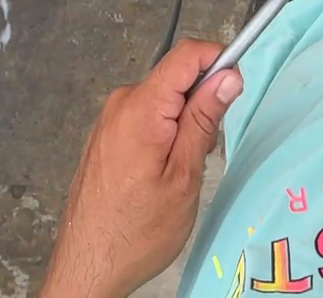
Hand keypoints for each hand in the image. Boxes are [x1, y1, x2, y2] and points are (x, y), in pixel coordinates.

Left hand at [41, 41, 242, 297]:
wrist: (87, 268)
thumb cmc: (137, 232)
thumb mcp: (184, 176)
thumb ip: (204, 119)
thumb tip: (229, 75)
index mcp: (141, 107)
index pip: (187, 54)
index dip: (218, 59)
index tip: (235, 84)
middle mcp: (122, 102)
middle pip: (176, 76)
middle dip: (201, 101)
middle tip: (205, 149)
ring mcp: (110, 117)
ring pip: (163, 98)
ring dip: (183, 120)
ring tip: (180, 169)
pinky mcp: (106, 133)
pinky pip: (145, 114)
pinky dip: (163, 130)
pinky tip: (161, 171)